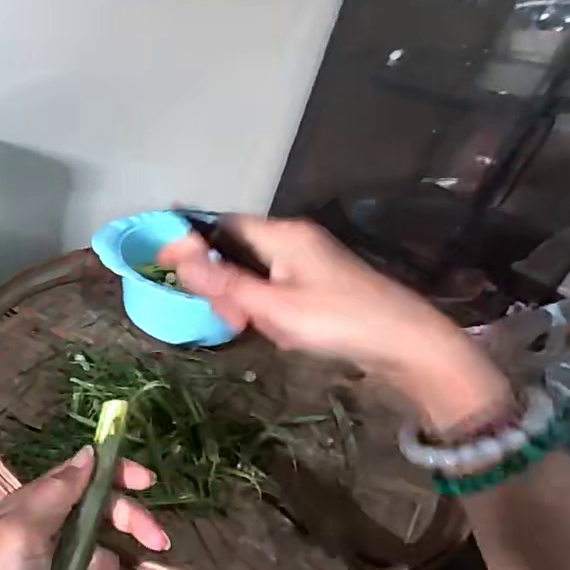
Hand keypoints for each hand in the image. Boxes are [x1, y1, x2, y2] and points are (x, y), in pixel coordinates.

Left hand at [0, 447, 168, 569]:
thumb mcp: (22, 532)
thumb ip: (58, 492)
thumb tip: (88, 453)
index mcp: (36, 508)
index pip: (84, 478)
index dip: (117, 475)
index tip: (149, 483)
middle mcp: (50, 535)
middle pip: (106, 522)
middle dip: (131, 534)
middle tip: (158, 543)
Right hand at [158, 215, 512, 431]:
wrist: (405, 343)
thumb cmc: (338, 320)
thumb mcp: (274, 307)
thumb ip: (226, 283)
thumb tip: (179, 256)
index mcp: (283, 235)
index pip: (222, 225)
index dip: (190, 242)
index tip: (164, 264)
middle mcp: (293, 241)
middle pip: (236, 252)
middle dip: (225, 285)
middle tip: (231, 319)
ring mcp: (307, 264)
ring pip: (254, 276)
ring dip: (246, 303)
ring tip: (258, 329)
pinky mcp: (317, 286)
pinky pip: (275, 292)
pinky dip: (268, 311)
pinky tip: (280, 332)